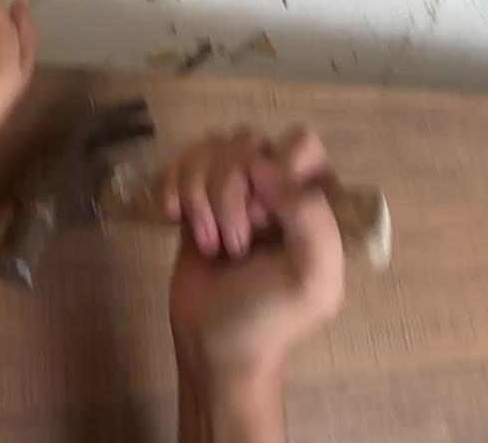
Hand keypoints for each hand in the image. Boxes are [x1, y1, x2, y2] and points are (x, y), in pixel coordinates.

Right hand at [162, 126, 344, 382]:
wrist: (212, 346)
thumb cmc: (268, 318)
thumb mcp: (312, 280)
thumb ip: (311, 218)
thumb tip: (262, 165)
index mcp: (314, 197)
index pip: (299, 143)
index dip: (275, 175)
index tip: (265, 221)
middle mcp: (277, 181)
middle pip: (246, 141)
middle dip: (229, 192)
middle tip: (234, 244)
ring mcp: (234, 183)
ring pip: (210, 146)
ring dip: (199, 195)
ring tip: (208, 242)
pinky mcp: (197, 190)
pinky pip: (182, 157)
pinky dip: (173, 185)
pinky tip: (174, 216)